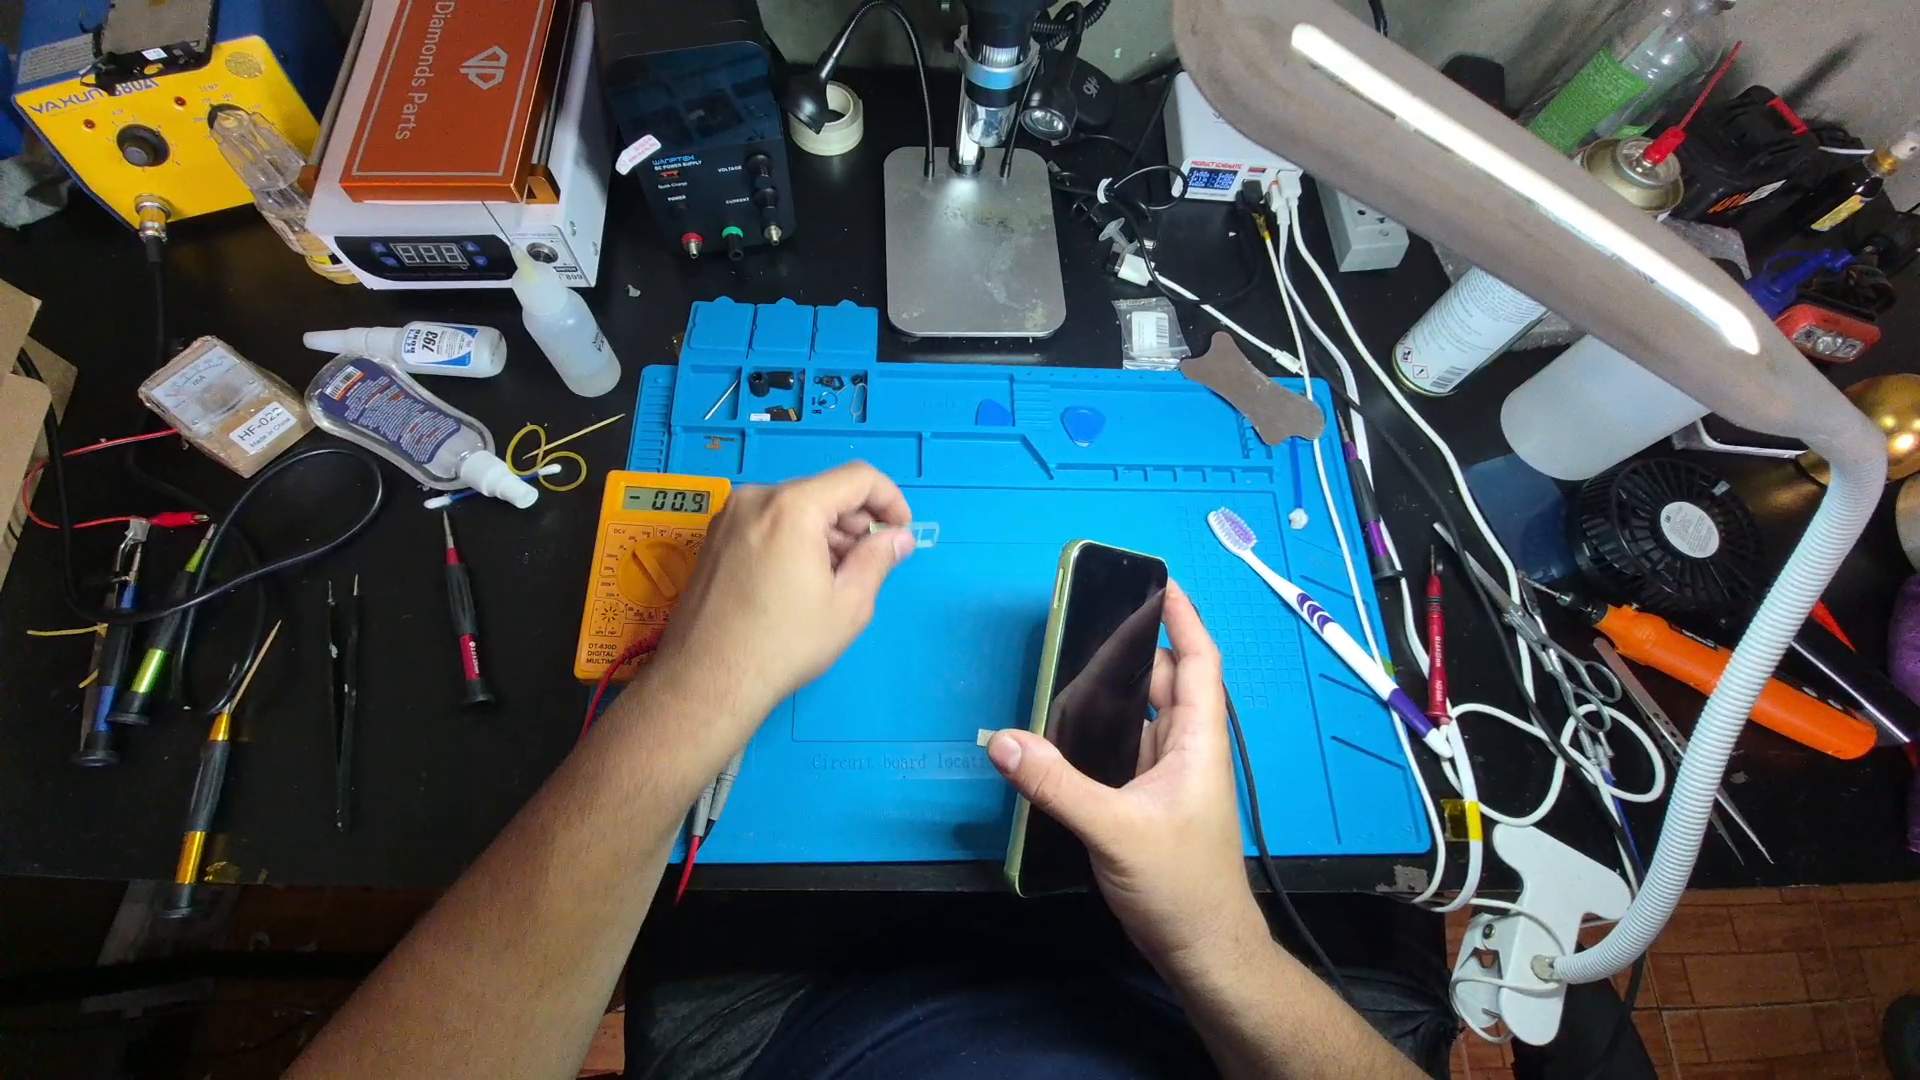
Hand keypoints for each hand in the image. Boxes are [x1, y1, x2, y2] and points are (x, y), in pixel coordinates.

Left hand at [649, 462, 914, 738]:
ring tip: (836, 579)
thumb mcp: (848, 605)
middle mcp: (757, 498)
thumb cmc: (783, 645)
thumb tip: (900, 537)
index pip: (858, 477)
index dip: (890, 499)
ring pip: (798, 507)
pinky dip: (797, 539)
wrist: (707, 681)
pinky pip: (771, 521)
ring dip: (828, 533)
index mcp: (793, 507)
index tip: (901, 532)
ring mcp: (730, 516)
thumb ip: (879, 559)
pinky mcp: (715, 536)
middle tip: (872, 563)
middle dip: (858, 522)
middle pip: (825, 491)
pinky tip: (803, 580)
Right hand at [987, 581, 1263, 968]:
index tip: (1160, 582)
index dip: (1184, 619)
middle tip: (1082, 623)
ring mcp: (1167, 773)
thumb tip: (1001, 740)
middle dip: (1131, 650)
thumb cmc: (1180, 884)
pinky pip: (1123, 744)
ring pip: (1141, 714)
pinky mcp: (1147, 796)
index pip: (1198, 661)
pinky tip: (1064, 726)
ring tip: (1066, 663)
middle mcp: (1185, 747)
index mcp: (1197, 740)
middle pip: (1162, 682)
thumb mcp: (1115, 830)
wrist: (1203, 952)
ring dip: (1112, 690)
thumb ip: (1057, 784)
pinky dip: (1100, 727)